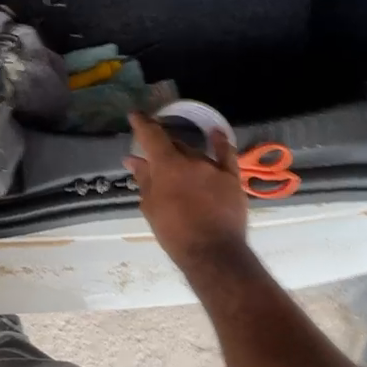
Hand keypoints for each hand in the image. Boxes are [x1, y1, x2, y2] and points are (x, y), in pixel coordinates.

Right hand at [124, 111, 249, 271]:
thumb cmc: (174, 233)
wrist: (212, 252)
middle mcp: (191, 159)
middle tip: (154, 154)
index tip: (135, 115)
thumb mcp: (150, 206)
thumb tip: (134, 160)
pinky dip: (220, 142)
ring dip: (184, 155)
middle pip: (174, 143)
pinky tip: (215, 133)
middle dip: (162, 145)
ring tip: (177, 164)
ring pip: (195, 152)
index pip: (151, 135)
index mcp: (166, 165)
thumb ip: (144, 179)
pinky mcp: (232, 177)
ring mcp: (214, 167)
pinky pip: (226, 154)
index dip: (142, 123)